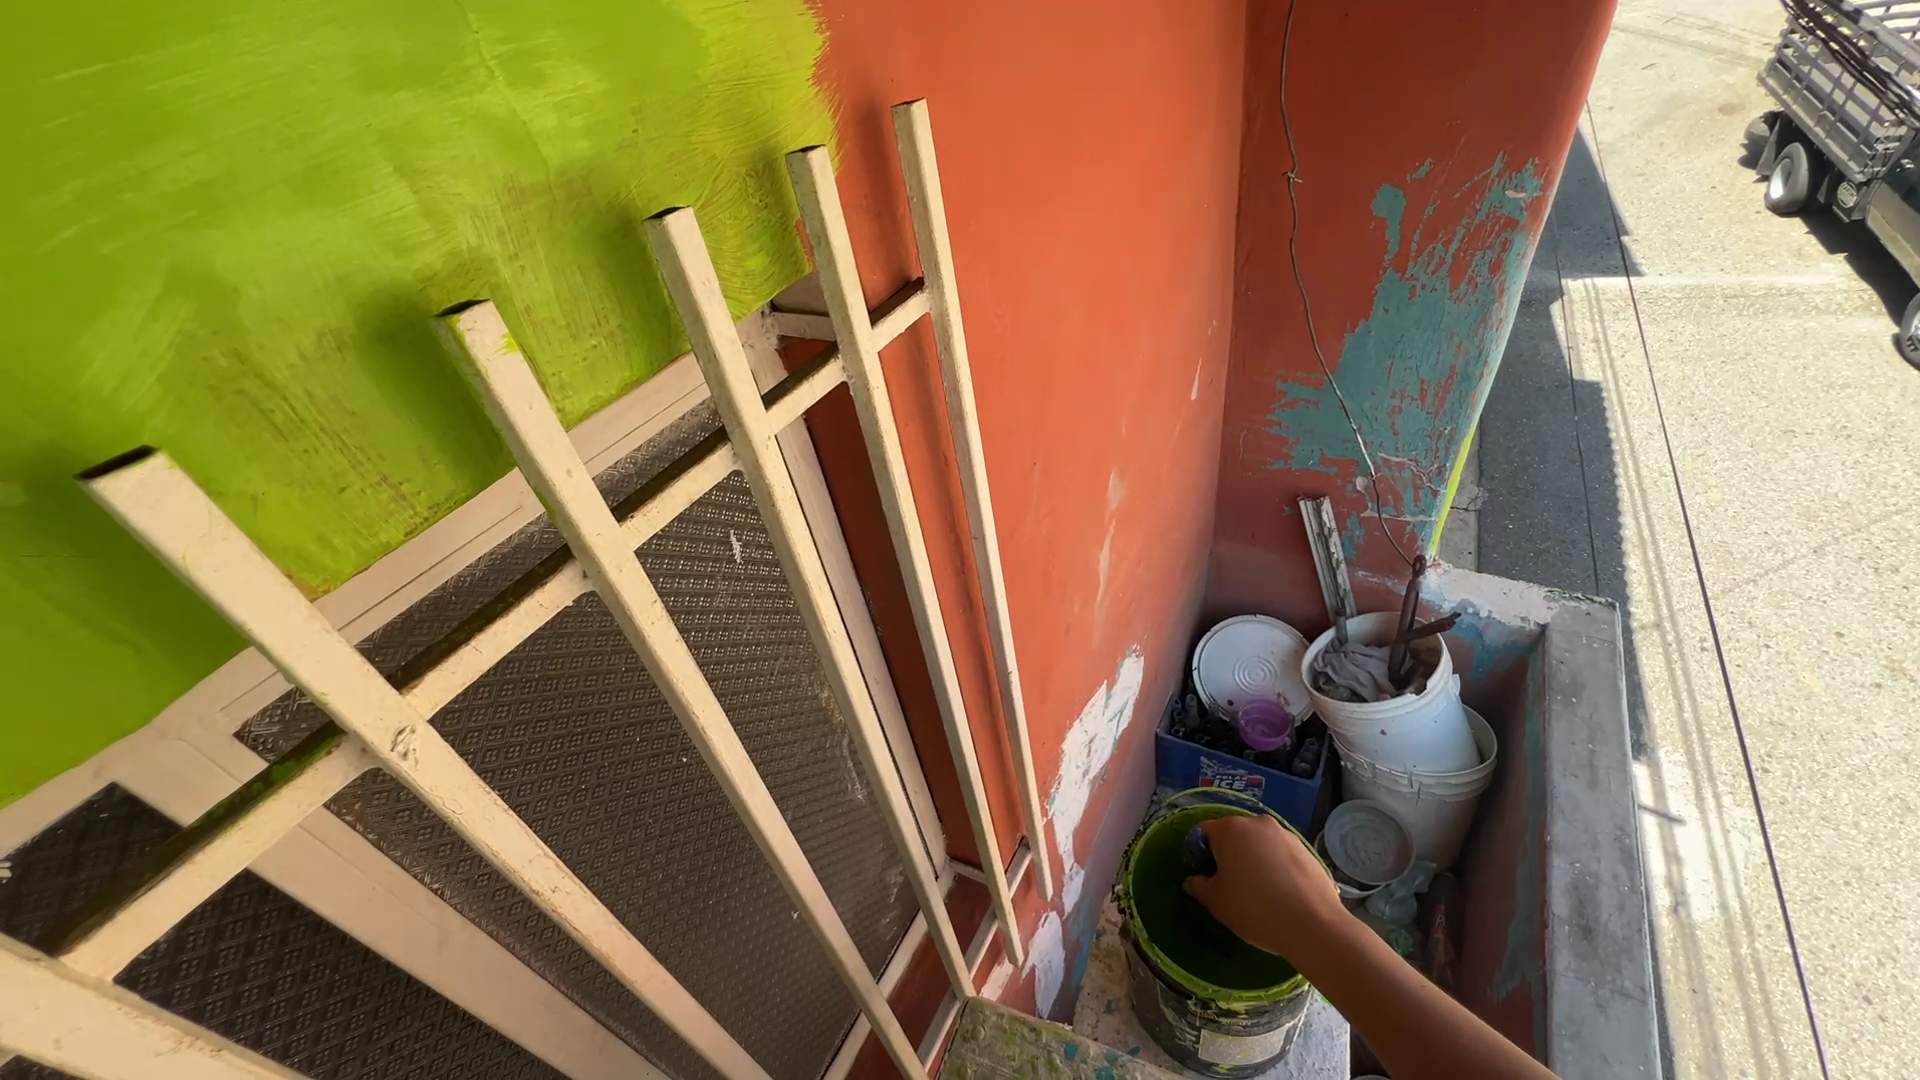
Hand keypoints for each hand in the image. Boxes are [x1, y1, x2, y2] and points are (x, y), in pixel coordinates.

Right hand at [1182, 813, 1344, 958]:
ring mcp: (1284, 834)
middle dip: (1226, 855)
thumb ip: (1198, 886)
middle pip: (1232, 835)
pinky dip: (1274, 866)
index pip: (1203, 833)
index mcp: (1229, 828)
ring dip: (1252, 860)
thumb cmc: (1255, 909)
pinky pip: (1280, 854)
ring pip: (1258, 843)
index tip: (1205, 878)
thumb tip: (1193, 880)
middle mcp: (1256, 823)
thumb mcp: (1216, 902)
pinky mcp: (1306, 849)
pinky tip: (1280, 892)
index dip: (1198, 855)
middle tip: (1229, 885)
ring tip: (1258, 890)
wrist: (1314, 926)